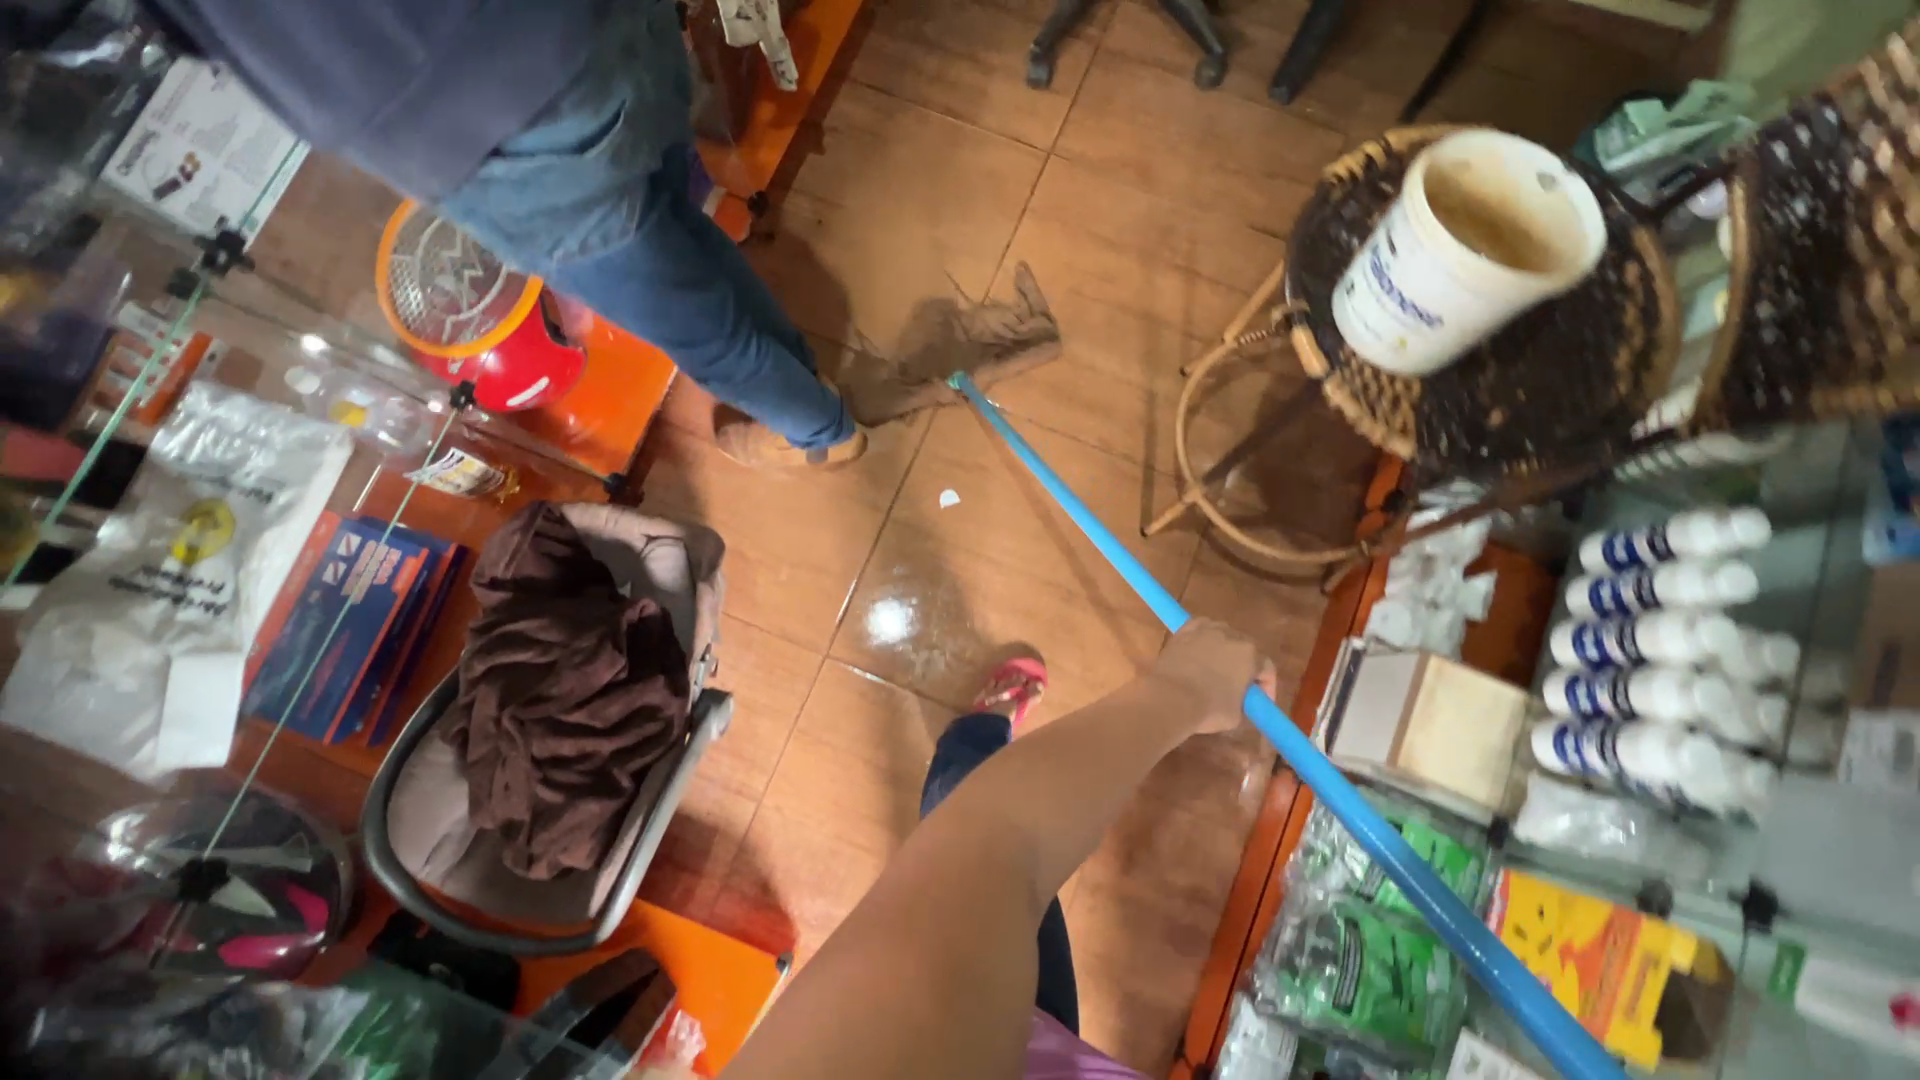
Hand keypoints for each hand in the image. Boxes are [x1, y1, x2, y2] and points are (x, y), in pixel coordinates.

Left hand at [1142, 618, 1276, 735]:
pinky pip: (1199, 628)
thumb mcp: (1236, 716)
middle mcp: (1231, 635)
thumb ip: (1242, 703)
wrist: (1169, 697)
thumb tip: (1236, 702)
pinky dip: (1202, 637)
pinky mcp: (1183, 631)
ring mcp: (1205, 630)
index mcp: (1250, 655)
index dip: (1266, 686)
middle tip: (1239, 683)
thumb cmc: (1208, 709)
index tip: (1260, 701)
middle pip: (1245, 647)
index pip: (1266, 668)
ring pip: (1222, 634)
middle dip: (1245, 664)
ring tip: (1217, 665)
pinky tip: (1199, 649)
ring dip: (1224, 648)